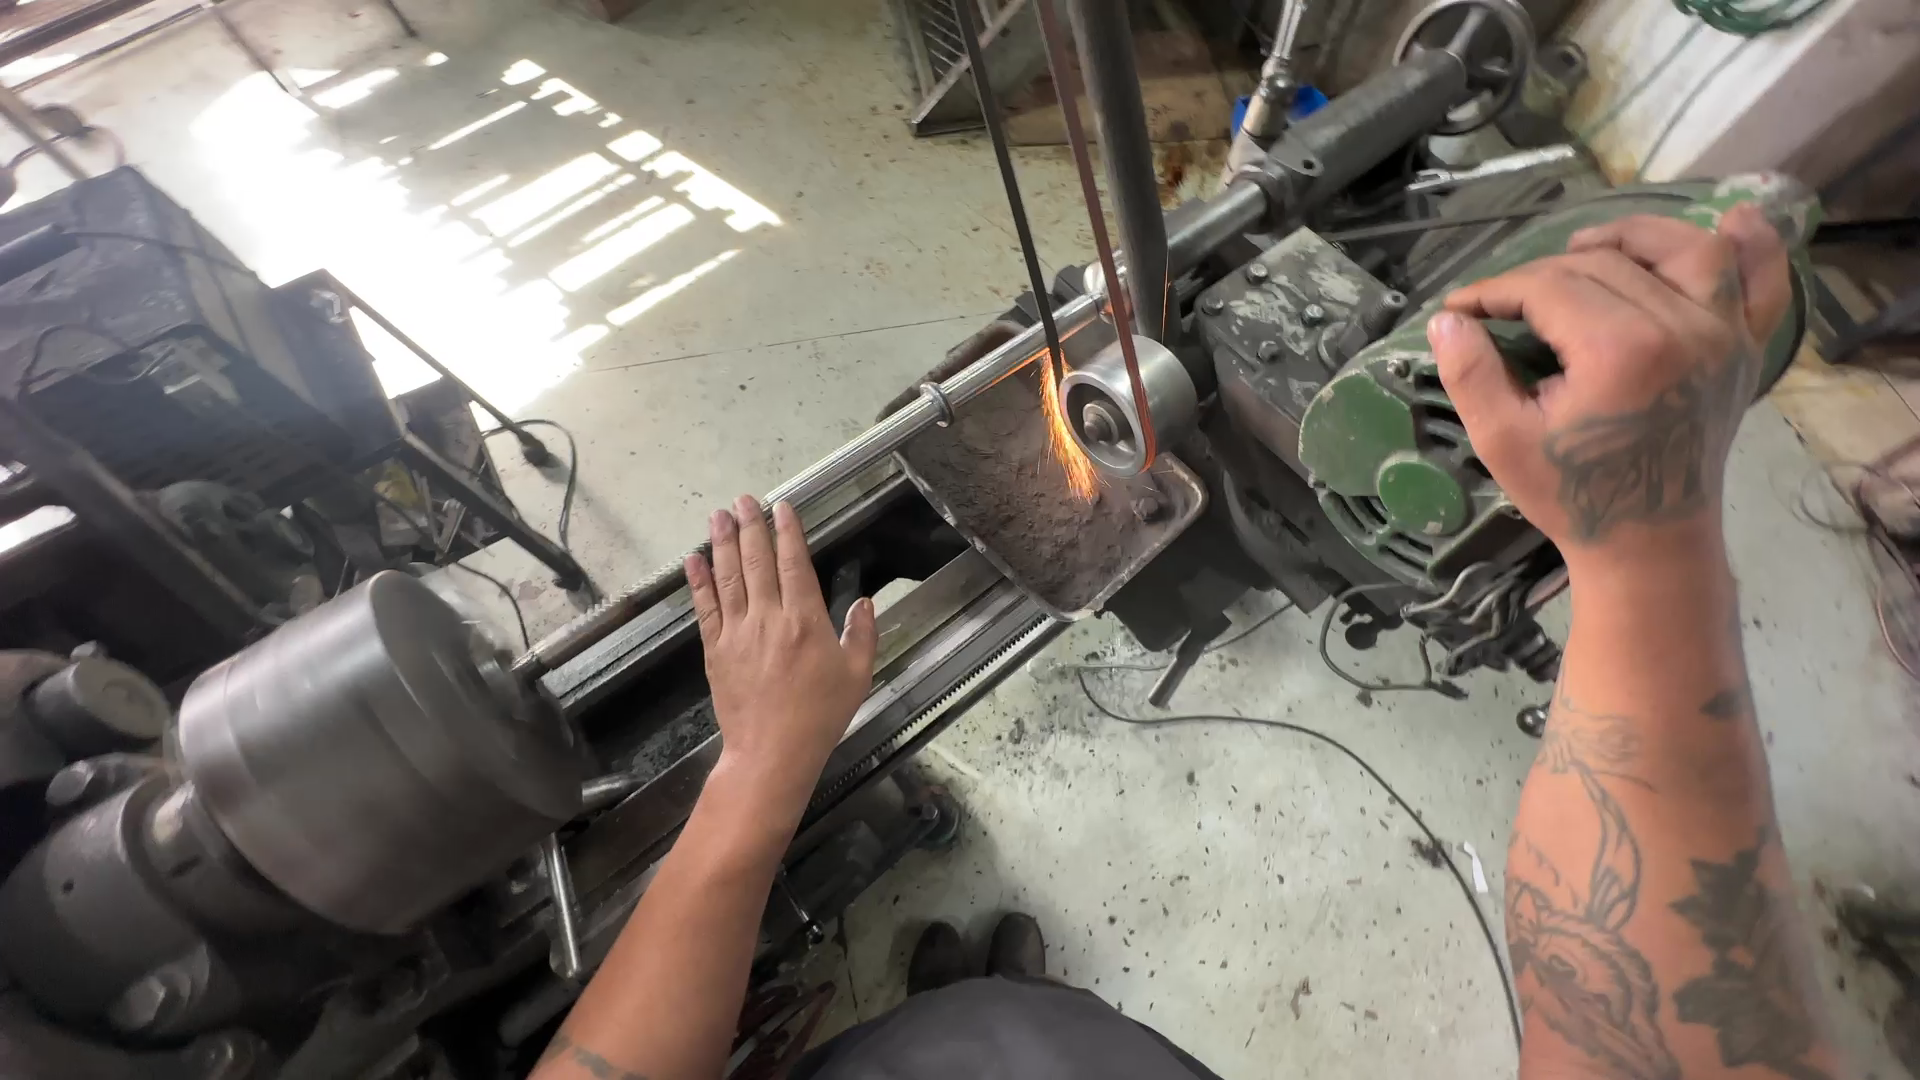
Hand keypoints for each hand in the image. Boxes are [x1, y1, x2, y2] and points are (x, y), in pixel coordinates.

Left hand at [686, 497, 876, 813]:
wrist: (773, 752)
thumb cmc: (821, 714)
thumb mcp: (858, 675)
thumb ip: (863, 634)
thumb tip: (865, 602)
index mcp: (805, 620)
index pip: (794, 563)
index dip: (787, 532)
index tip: (782, 508)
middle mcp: (768, 618)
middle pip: (756, 561)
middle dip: (750, 526)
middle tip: (744, 499)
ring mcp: (737, 632)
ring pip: (728, 577)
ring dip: (722, 543)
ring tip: (719, 515)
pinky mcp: (715, 650)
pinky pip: (705, 608)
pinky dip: (699, 581)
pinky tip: (693, 559)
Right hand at [1426, 205, 1790, 575]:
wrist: (1646, 537)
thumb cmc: (1565, 491)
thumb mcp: (1498, 438)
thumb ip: (1470, 374)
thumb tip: (1445, 322)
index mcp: (1619, 350)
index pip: (1548, 287)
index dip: (1492, 290)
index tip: (1456, 307)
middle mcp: (1683, 326)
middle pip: (1603, 265)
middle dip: (1536, 274)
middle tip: (1494, 302)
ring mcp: (1723, 334)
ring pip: (1684, 250)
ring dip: (1630, 236)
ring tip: (1583, 244)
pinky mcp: (1744, 348)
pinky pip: (1762, 280)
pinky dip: (1751, 244)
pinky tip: (1730, 221)